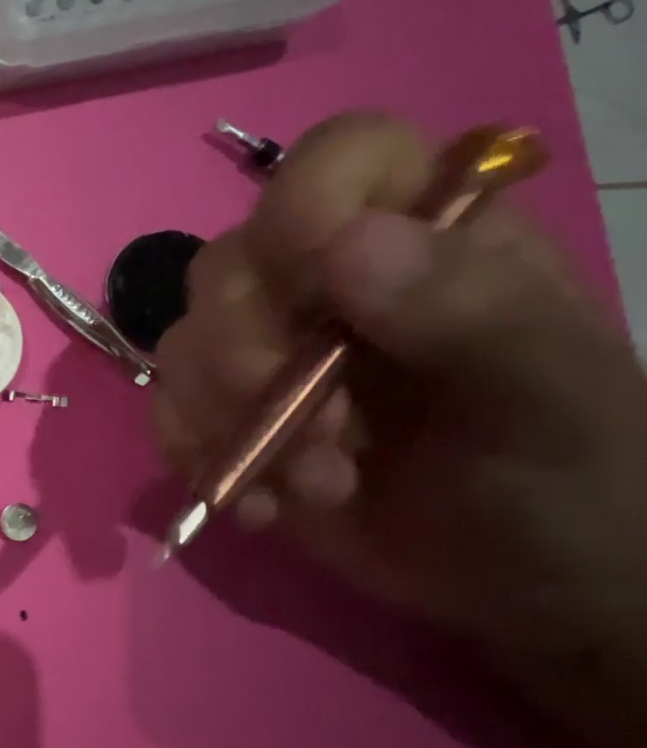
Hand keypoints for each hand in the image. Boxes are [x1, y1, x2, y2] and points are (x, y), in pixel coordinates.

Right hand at [152, 113, 646, 747]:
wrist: (533, 588)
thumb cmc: (581, 484)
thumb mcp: (558, 398)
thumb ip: (474, 312)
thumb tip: (345, 245)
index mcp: (428, 238)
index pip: (336, 159)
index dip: (303, 204)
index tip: (314, 287)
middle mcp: (330, 281)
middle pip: (228, 266)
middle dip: (251, 359)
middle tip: (324, 436)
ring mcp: (269, 351)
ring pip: (182, 344)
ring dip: (231, 423)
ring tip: (316, 485)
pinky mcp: (227, 417)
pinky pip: (166, 412)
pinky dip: (198, 459)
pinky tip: (263, 505)